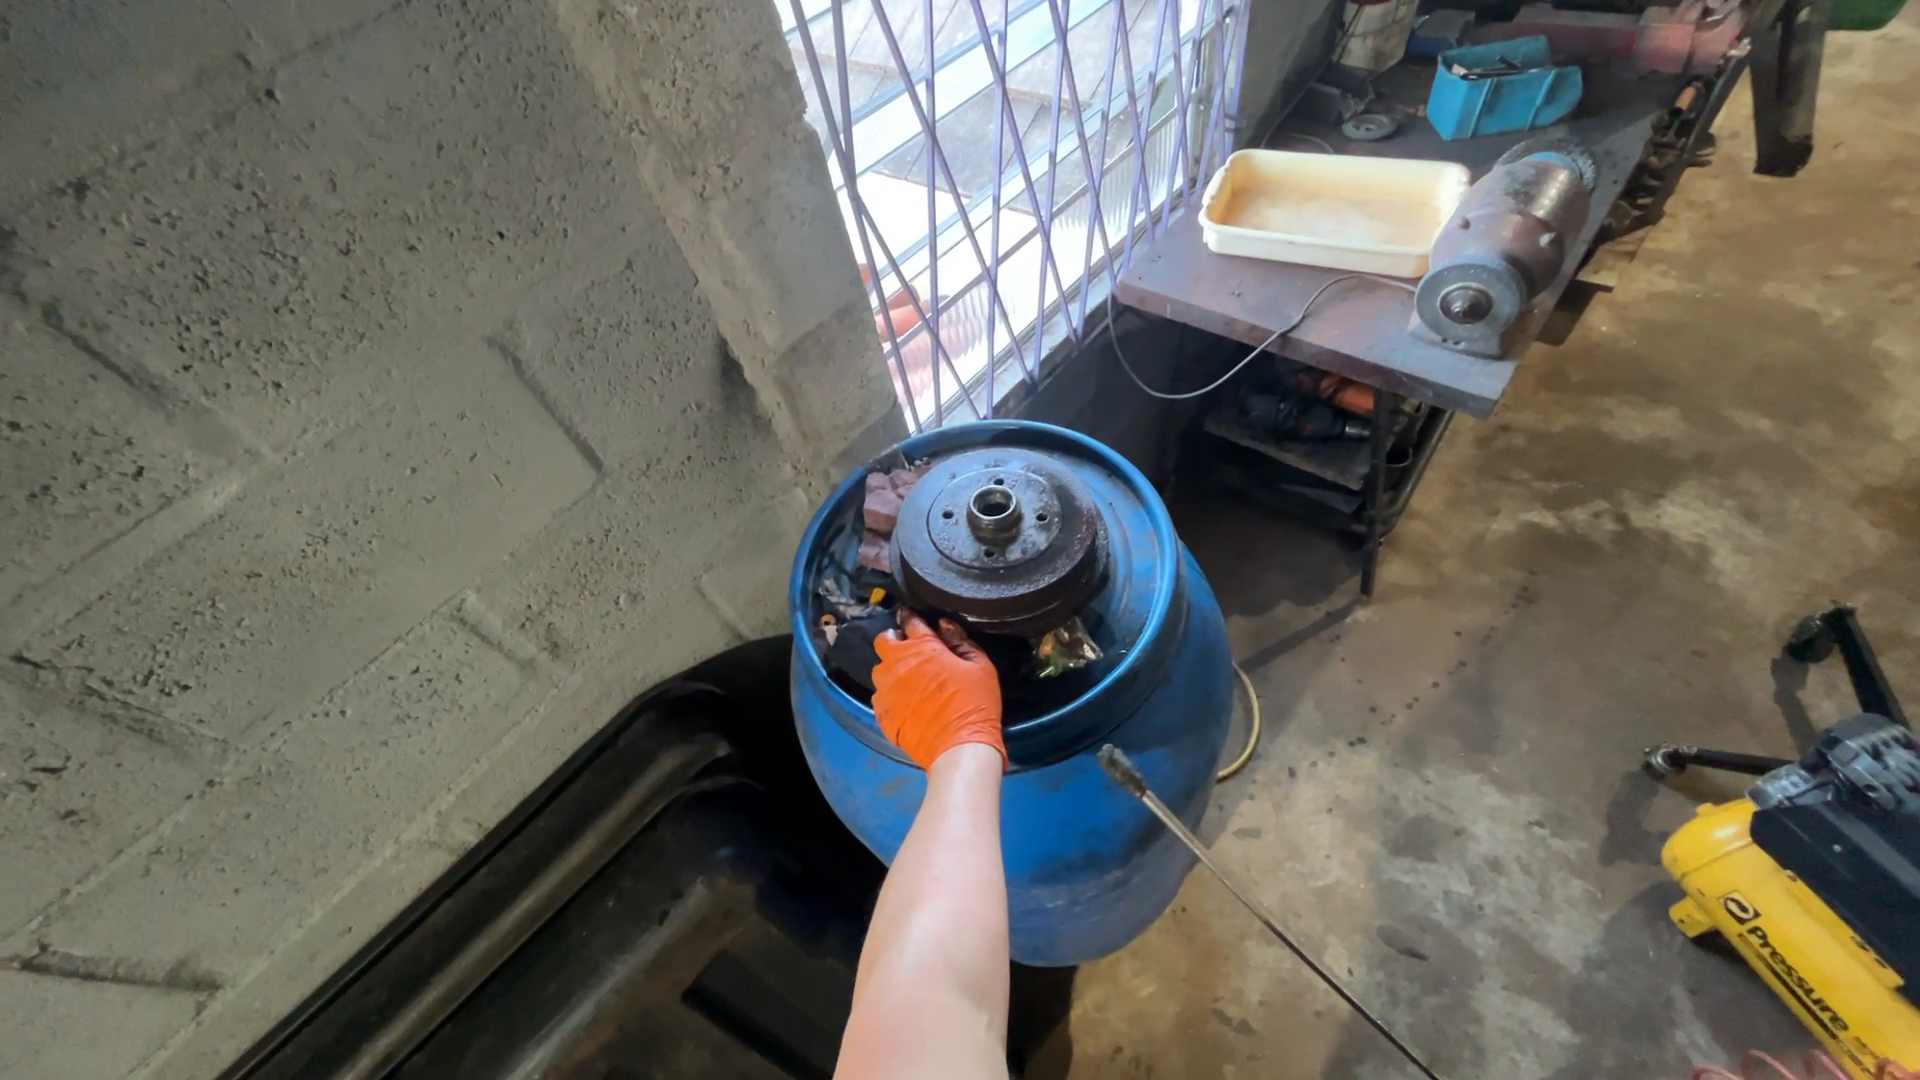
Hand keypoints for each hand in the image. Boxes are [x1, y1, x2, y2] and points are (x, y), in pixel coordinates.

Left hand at [871, 611, 1004, 769]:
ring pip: (879, 670)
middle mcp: (897, 663)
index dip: (910, 617)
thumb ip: (960, 641)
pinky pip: (880, 697)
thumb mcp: (979, 666)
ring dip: (890, 668)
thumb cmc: (974, 703)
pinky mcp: (882, 713)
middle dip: (893, 639)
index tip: (911, 617)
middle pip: (883, 641)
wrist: (958, 747)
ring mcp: (885, 690)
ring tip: (906, 678)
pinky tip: (905, 703)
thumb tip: (944, 624)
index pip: (910, 622)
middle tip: (908, 649)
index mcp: (922, 647)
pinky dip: (890, 695)